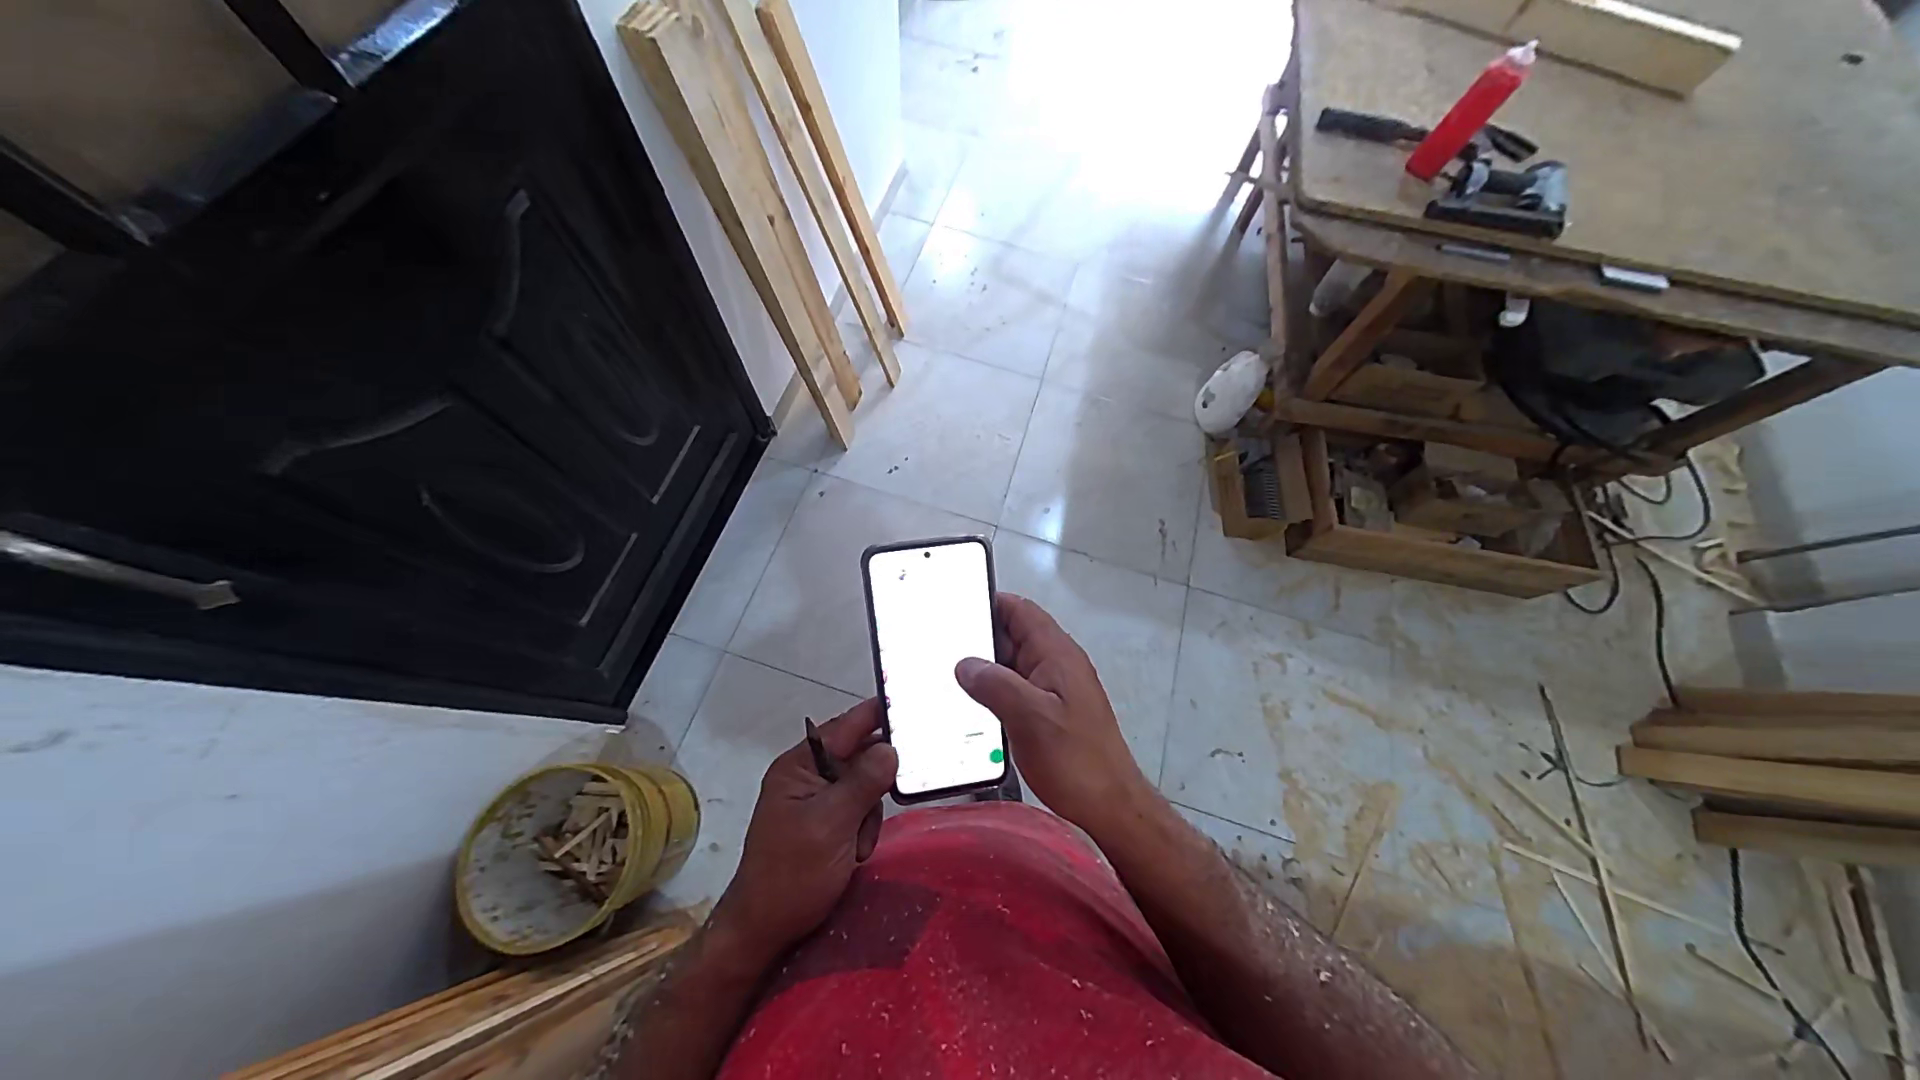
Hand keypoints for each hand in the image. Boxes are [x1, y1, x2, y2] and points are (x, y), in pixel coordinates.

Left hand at [711, 699, 896, 963]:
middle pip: (858, 756)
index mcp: (799, 766)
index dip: (876, 715)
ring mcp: (816, 801)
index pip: (844, 727)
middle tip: (898, 790)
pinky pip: (858, 812)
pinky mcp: (826, 824)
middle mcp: (807, 776)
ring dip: (868, 816)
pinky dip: (863, 831)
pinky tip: (855, 854)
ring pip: (864, 787)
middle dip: (875, 781)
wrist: (765, 932)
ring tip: (857, 846)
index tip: (911, 704)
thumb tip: (890, 747)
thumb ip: (863, 782)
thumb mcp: (831, 825)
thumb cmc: (792, 874)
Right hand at [955, 593, 1155, 836]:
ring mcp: (1054, 689)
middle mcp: (1057, 665)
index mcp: (1057, 655)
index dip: (988, 603)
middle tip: (939, 646)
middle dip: (978, 638)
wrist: (1109, 806)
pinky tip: (969, 707)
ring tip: (945, 676)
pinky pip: (1016, 691)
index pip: (1021, 611)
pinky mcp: (1049, 713)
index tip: (953, 608)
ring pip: (1012, 666)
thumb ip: (995, 685)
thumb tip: (965, 664)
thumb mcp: (1030, 717)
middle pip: (1013, 636)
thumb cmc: (1075, 760)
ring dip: (984, 670)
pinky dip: (993, 693)